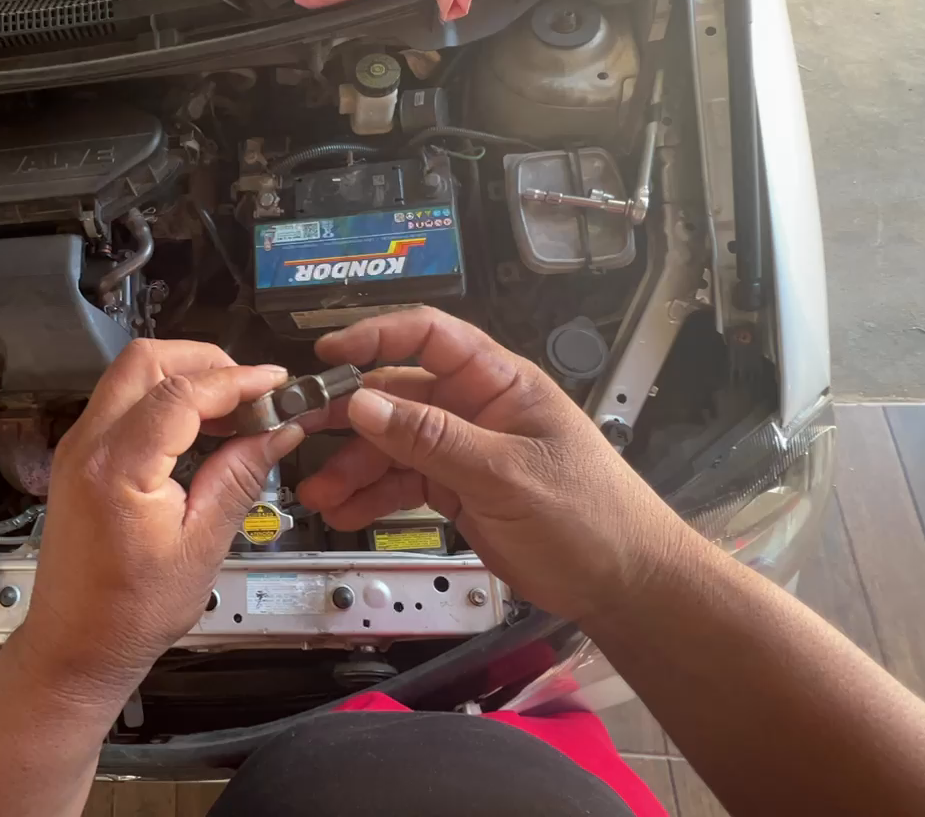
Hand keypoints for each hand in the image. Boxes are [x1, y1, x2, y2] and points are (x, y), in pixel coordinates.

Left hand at [20, 340, 303, 696]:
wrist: (73, 644)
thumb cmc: (132, 611)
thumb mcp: (201, 547)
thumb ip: (239, 477)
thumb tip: (280, 431)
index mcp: (117, 467)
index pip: (180, 393)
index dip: (235, 380)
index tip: (276, 383)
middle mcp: (88, 443)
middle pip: (146, 359)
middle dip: (204, 360)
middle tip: (250, 389)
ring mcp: (78, 444)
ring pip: (131, 372)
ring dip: (184, 376)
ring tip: (232, 409)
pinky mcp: (80, 453)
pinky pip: (123, 400)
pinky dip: (164, 396)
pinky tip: (199, 425)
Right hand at [295, 308, 696, 622]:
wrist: (625, 588)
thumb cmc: (585, 516)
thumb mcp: (505, 474)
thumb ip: (430, 438)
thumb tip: (359, 403)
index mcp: (496, 381)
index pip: (428, 337)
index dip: (375, 336)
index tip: (328, 353)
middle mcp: (470, 405)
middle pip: (395, 394)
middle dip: (348, 414)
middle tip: (299, 430)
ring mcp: (458, 446)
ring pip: (390, 443)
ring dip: (352, 466)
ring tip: (318, 493)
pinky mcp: (452, 485)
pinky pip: (400, 480)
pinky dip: (372, 495)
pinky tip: (345, 512)